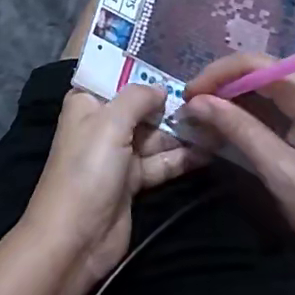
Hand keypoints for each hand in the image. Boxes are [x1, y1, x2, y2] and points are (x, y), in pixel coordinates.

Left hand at [20, 86, 206, 287]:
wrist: (75, 238)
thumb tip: (161, 88)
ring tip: (219, 118)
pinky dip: (183, 156)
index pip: (116, 74)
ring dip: (183, 129)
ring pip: (155, 134)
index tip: (178, 56)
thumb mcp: (110, 122)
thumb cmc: (88, 168)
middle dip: (170, 99)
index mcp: (88, 101)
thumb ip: (137, 98)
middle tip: (210, 90)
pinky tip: (212, 148)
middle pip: (140, 104)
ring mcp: (119, 152)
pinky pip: (161, 161)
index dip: (144, 66)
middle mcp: (103, 122)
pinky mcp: (133, 180)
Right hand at [181, 53, 294, 278]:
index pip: (255, 65)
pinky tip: (238, 124)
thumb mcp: (281, 175)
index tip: (186, 98)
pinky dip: (259, 108)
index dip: (215, 76)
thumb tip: (196, 102)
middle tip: (192, 110)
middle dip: (224, 85)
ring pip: (273, 83)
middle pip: (264, 69)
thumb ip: (238, 130)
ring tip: (207, 117)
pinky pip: (287, 99)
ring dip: (238, 97)